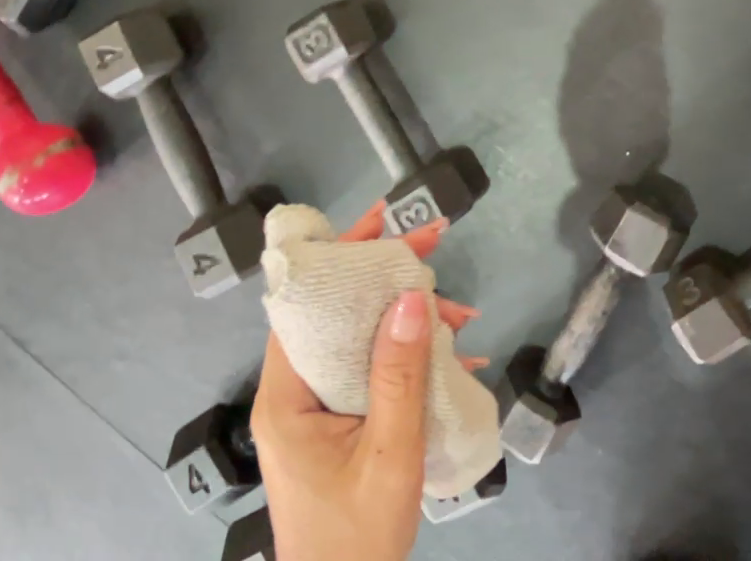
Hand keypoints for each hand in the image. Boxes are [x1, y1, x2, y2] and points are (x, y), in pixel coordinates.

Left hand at [250, 202, 483, 560]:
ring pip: (359, 341)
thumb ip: (399, 376)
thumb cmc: (356, 539)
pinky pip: (371, 373)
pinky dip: (411, 358)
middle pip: (336, 314)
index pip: (305, 303)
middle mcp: (293, 394)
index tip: (385, 221)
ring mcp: (316, 412)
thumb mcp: (388, 454)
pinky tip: (456, 358)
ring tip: (464, 318)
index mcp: (286, 396)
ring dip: (410, 322)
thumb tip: (410, 296)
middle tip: (435, 248)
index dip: (341, 255)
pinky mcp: (339, 426)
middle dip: (387, 278)